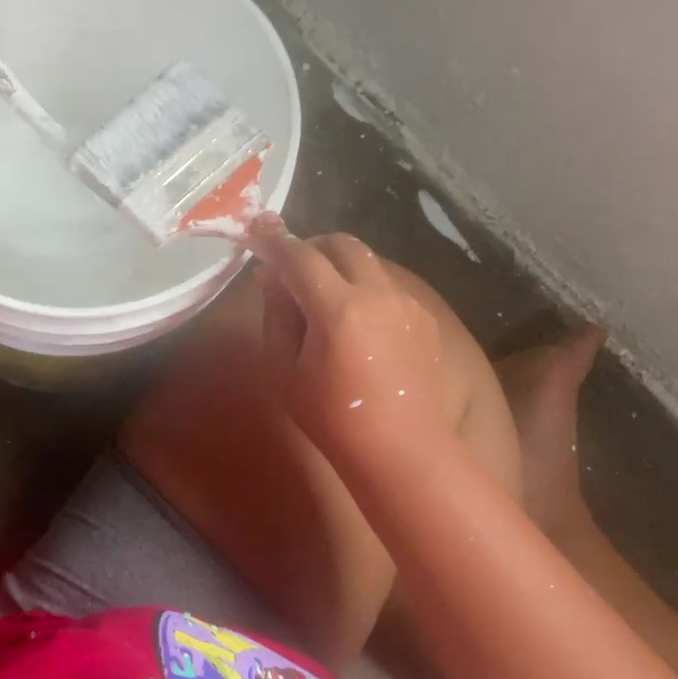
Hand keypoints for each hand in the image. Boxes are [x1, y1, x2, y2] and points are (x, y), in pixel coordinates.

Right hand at [247, 213, 452, 460]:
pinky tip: (349, 319)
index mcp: (338, 309)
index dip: (273, 240)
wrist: (401, 450)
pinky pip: (385, 285)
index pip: (299, 257)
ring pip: (368, 261)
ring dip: (337, 263)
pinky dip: (360, 285)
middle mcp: (378, 294)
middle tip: (286, 264)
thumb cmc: (329, 417)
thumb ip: (276, 314)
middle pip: (342, 244)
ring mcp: (407, 304)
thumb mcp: (283, 369)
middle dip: (310, 245)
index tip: (254, 228)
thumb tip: (271, 277)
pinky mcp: (423, 318)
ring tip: (316, 293)